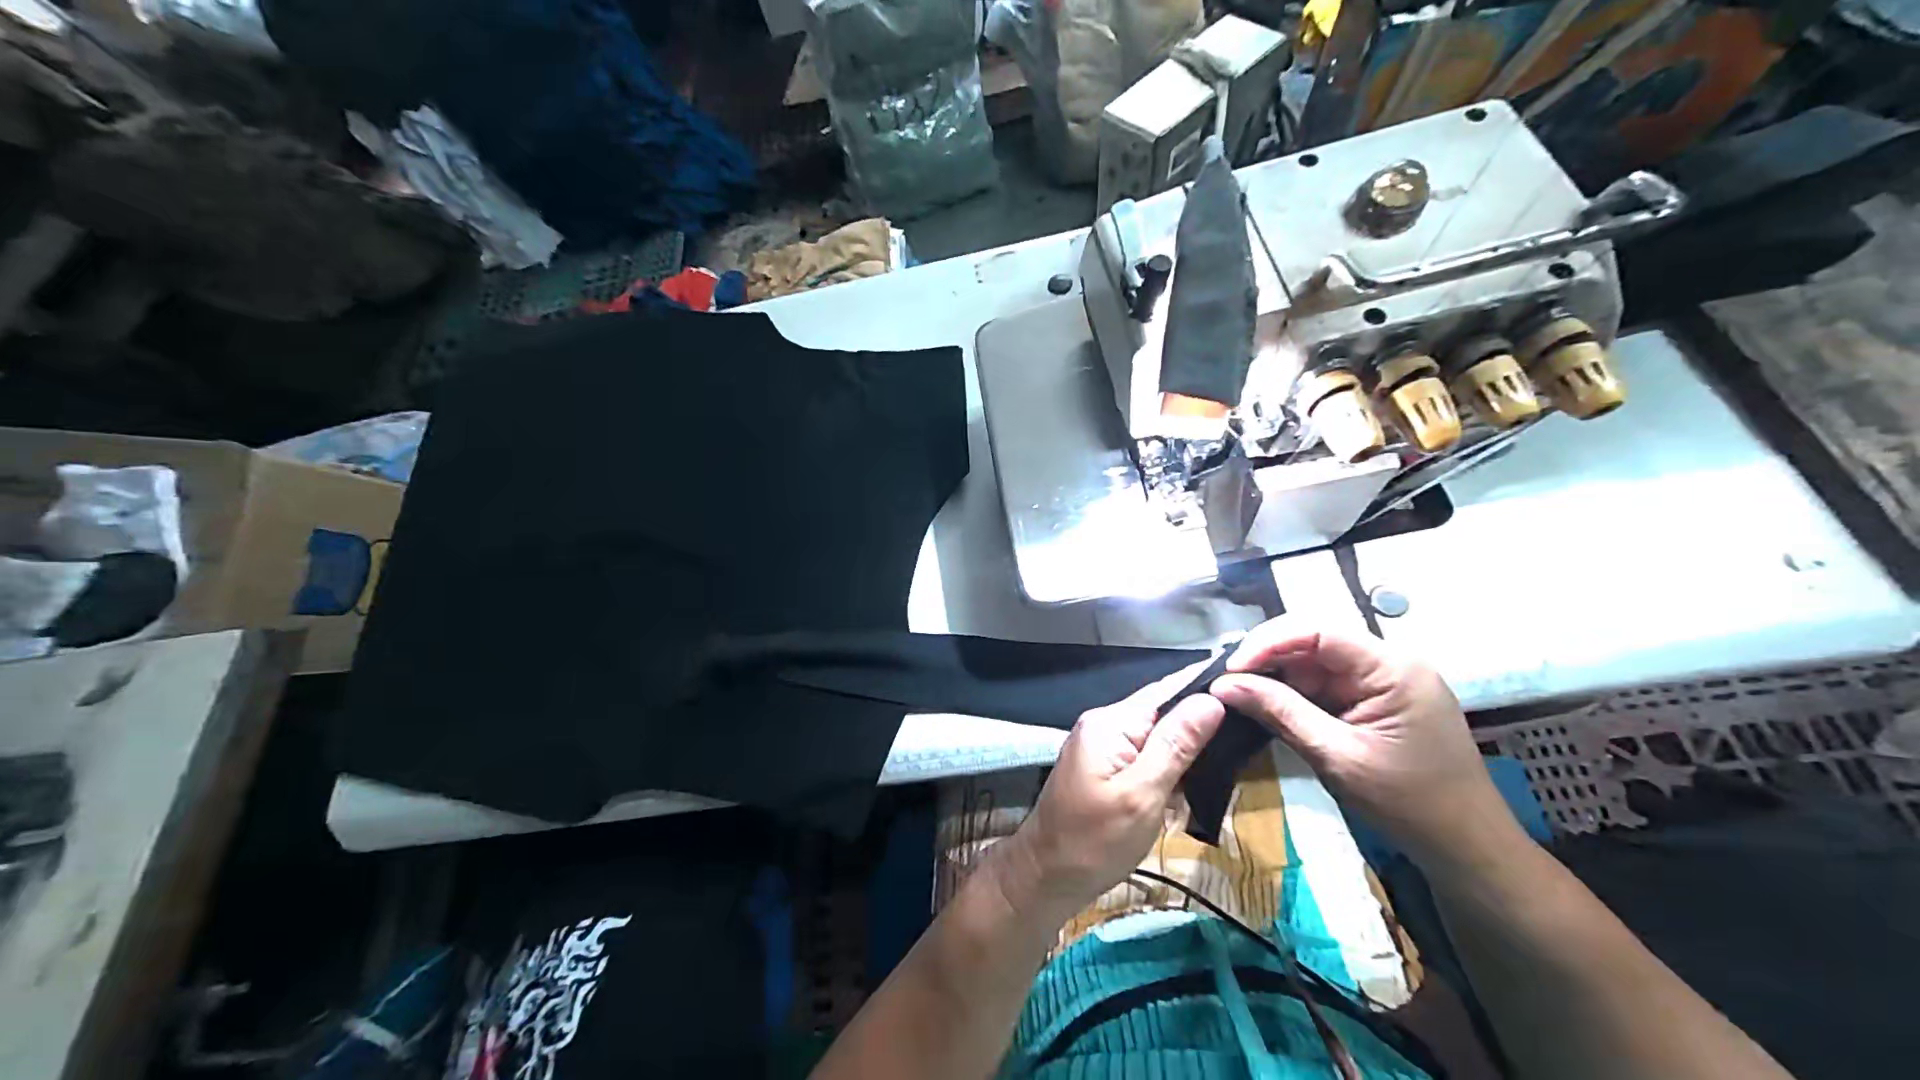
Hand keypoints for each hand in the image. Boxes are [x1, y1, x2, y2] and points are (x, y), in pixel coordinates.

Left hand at [992, 665, 1224, 920]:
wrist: (1046, 877)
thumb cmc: (1094, 841)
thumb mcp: (1142, 795)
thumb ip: (1175, 746)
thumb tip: (1211, 699)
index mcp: (1111, 722)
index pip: (1167, 690)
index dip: (1206, 690)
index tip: (1249, 694)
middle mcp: (1105, 724)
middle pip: (1163, 711)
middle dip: (1201, 726)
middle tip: (1248, 739)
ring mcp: (1102, 746)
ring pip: (1157, 736)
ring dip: (1188, 751)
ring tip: (1233, 761)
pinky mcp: (1105, 767)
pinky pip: (1145, 756)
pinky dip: (1169, 769)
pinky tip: (1195, 783)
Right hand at [1208, 618, 1523, 869]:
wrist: (1467, 850)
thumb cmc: (1410, 805)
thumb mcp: (1337, 757)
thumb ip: (1280, 712)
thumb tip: (1224, 685)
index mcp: (1393, 668)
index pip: (1318, 631)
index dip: (1268, 642)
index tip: (1231, 670)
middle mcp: (1388, 664)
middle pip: (1314, 641)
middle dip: (1267, 658)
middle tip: (1227, 682)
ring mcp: (1382, 682)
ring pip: (1314, 663)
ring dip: (1276, 677)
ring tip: (1237, 693)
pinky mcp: (1374, 702)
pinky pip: (1324, 685)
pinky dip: (1292, 694)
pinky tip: (1265, 704)